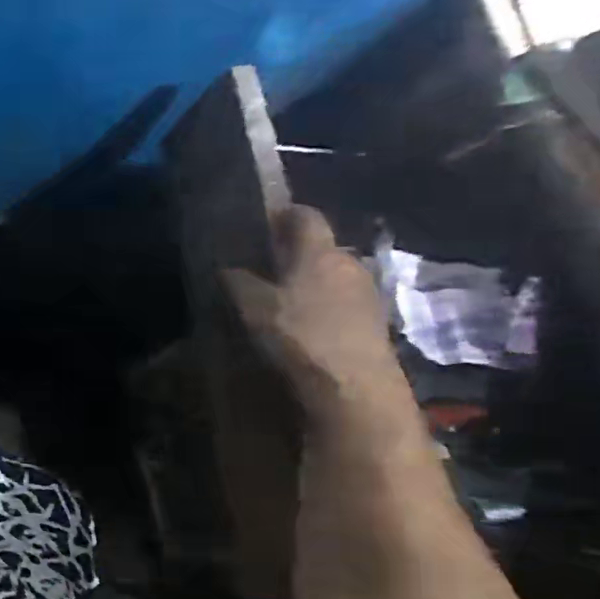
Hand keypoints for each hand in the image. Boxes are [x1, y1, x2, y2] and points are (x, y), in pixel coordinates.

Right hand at [222, 206, 401, 405]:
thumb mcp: (252, 306)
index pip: (305, 216)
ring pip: (328, 274)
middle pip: (318, 247)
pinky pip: (337, 299)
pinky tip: (297, 322)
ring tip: (274, 297)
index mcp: (320, 252)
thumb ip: (238, 281)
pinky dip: (316, 302)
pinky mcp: (371, 320)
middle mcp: (349, 263)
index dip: (282, 213)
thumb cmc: (299, 334)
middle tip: (258, 264)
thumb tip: (228, 267)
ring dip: (304, 280)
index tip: (259, 219)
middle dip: (290, 251)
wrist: (352, 385)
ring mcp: (366, 293)